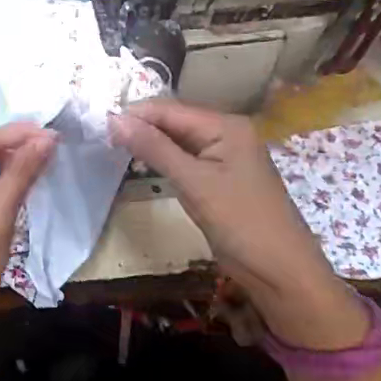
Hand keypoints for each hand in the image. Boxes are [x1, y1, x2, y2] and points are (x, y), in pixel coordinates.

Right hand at [109, 100, 366, 348]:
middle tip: (101, 138)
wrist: (281, 271)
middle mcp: (227, 133)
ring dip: (150, 144)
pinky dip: (164, 161)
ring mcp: (225, 157)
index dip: (135, 114)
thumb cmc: (241, 222)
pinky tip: (142, 165)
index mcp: (226, 126)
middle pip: (174, 122)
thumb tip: (114, 120)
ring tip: (113, 148)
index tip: (98, 124)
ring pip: (179, 141)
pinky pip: (187, 160)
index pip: (170, 110)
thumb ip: (154, 148)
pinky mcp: (221, 179)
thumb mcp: (194, 182)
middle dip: (140, 127)